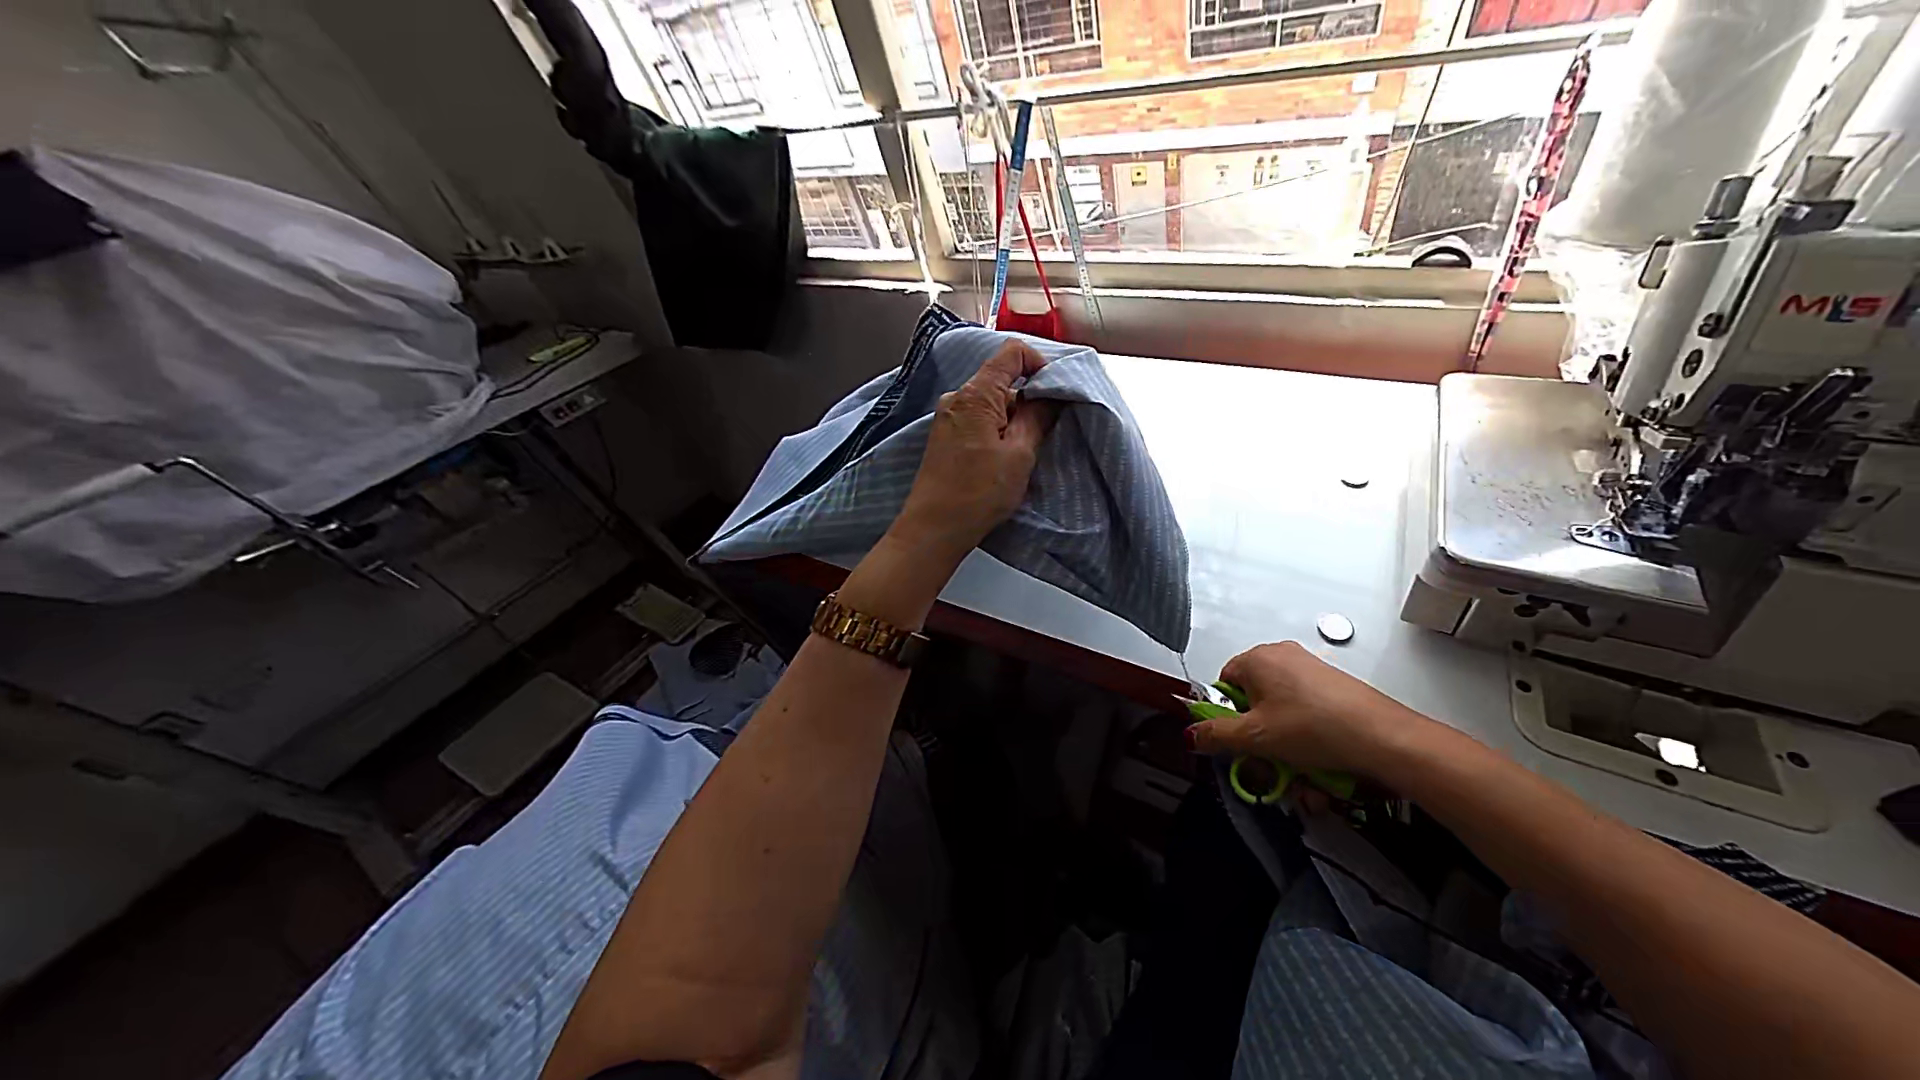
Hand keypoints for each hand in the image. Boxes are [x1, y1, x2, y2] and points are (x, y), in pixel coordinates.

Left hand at [890, 341, 1057, 565]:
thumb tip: (1051, 396)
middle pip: (1003, 381)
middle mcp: (956, 399)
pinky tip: (1002, 462)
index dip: (1039, 365)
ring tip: (1021, 456)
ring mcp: (947, 418)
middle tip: (1043, 435)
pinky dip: (997, 433)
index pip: (1012, 353)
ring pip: (992, 404)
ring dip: (1013, 422)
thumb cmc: (976, 493)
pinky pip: (978, 421)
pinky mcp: (945, 438)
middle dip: (1028, 401)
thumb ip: (1038, 417)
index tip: (1055, 392)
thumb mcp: (1020, 454)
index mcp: (975, 395)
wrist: (933, 529)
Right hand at [1187, 641, 1433, 776]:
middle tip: (1265, 764)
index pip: (1222, 683)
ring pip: (1280, 715)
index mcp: (1257, 658)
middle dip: (1257, 739)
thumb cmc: (1317, 726)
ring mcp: (1311, 672)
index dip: (1224, 715)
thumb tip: (1192, 734)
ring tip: (1297, 778)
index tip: (1233, 740)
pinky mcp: (1333, 690)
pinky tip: (1316, 769)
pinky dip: (1306, 744)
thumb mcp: (1255, 737)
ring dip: (1283, 750)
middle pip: (1252, 702)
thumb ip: (1215, 735)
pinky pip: (1305, 718)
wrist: (1384, 738)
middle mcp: (1283, 657)